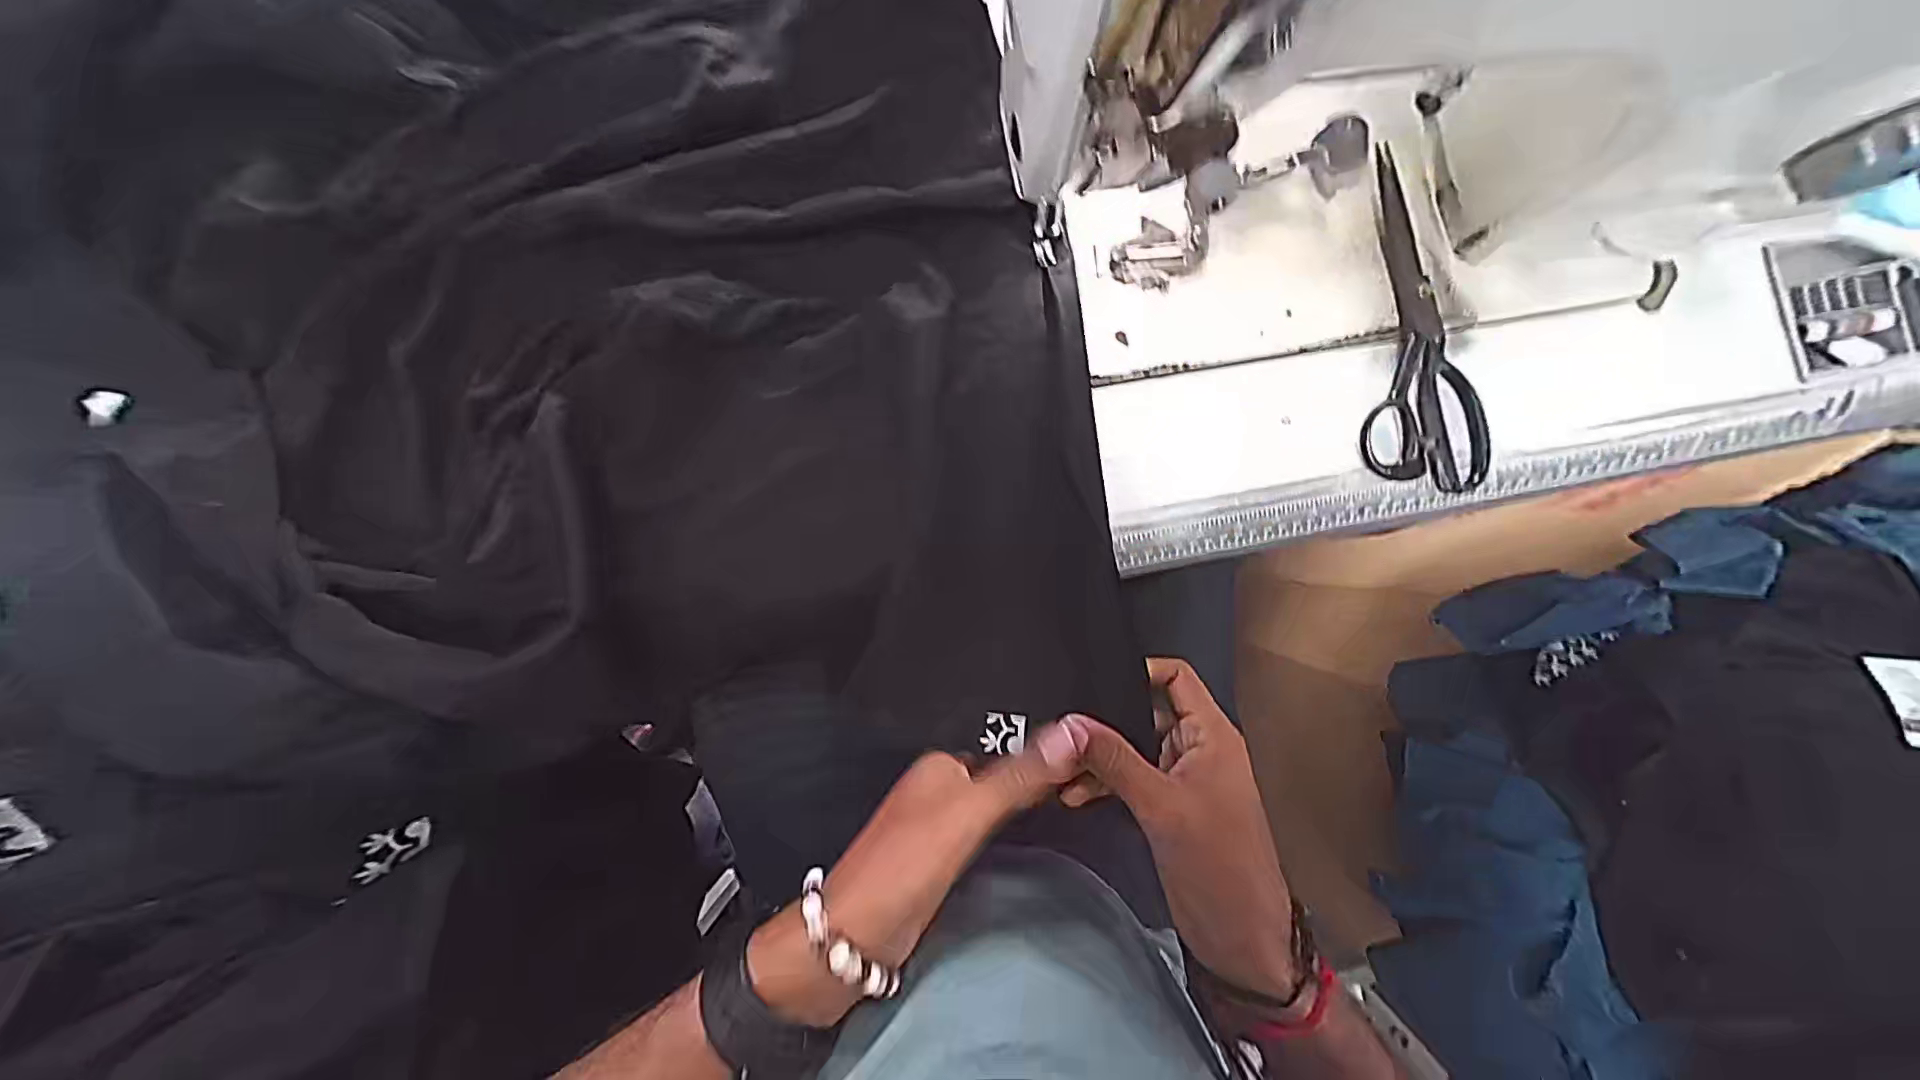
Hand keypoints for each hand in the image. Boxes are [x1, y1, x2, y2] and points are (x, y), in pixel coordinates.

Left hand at [746, 719, 1088, 1026]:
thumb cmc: (893, 875)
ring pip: (994, 810)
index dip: (1047, 757)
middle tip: (1081, 796)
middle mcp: (938, 791)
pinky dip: (1007, 841)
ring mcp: (937, 828)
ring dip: (1024, 814)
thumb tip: (1066, 735)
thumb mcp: (969, 815)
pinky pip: (984, 841)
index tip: (1084, 768)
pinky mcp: (937, 864)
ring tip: (1063, 820)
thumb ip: (1019, 775)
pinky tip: (1023, 853)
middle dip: (1039, 786)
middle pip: (1002, 778)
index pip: (1008, 747)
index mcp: (940, 766)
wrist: (849, 944)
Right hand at [1061, 657, 1301, 1002]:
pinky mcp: (1167, 804)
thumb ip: (1114, 760)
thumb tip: (1072, 725)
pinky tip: (1076, 792)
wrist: (1240, 938)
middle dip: (1106, 719)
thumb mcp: (1161, 805)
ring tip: (1063, 767)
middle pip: (1145, 710)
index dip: (1140, 670)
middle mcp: (1196, 749)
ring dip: (1099, 755)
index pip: (1176, 677)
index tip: (1096, 678)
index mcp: (1211, 736)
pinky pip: (1129, 776)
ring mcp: (1180, 777)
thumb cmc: (1223, 868)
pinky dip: (1104, 781)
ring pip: (1132, 746)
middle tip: (1066, 728)